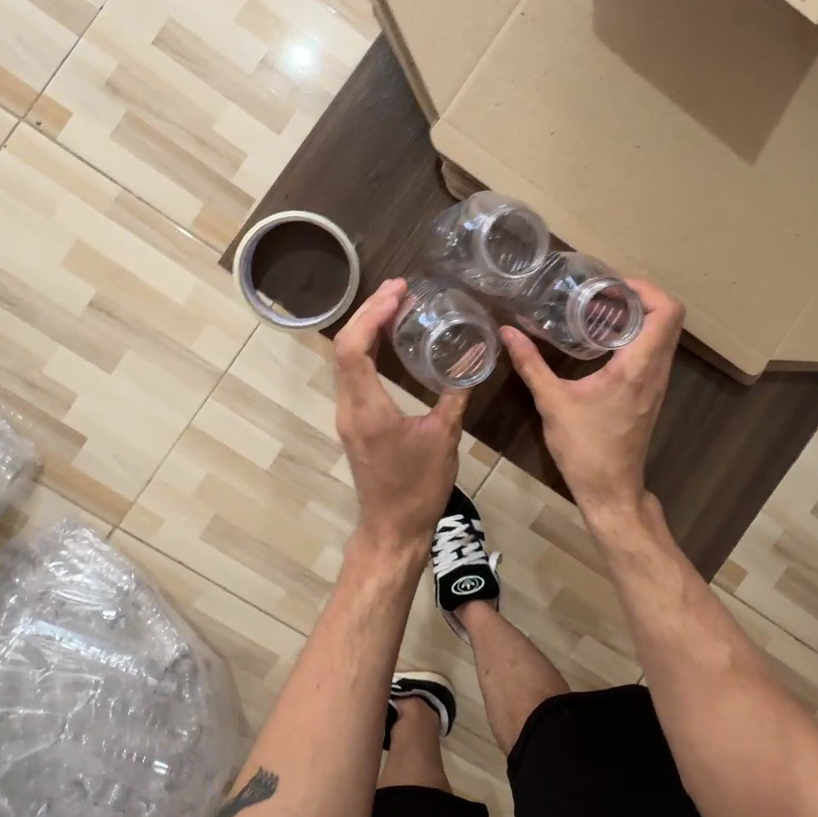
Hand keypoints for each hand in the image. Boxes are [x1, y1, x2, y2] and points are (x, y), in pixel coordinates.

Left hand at [334, 279, 468, 554]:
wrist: (393, 528)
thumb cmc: (419, 488)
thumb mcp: (445, 439)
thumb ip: (455, 396)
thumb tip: (472, 358)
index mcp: (368, 410)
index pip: (354, 349)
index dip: (371, 315)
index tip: (398, 292)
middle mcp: (349, 407)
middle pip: (345, 347)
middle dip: (368, 312)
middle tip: (399, 288)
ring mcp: (348, 414)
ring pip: (345, 358)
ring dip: (366, 327)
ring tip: (395, 303)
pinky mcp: (354, 421)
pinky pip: (353, 372)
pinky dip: (367, 347)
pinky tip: (389, 338)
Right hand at [500, 279, 683, 519]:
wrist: (610, 489)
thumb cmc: (585, 448)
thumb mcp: (552, 402)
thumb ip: (531, 364)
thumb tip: (508, 332)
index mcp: (638, 366)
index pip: (666, 312)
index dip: (646, 289)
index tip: (612, 285)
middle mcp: (656, 370)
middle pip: (669, 317)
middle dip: (640, 296)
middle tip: (602, 292)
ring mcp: (657, 382)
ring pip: (664, 334)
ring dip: (639, 315)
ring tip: (599, 309)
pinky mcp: (650, 392)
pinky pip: (654, 351)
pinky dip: (636, 335)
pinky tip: (601, 339)